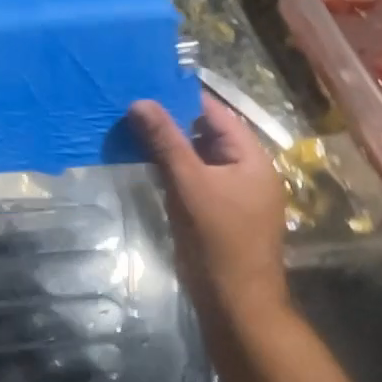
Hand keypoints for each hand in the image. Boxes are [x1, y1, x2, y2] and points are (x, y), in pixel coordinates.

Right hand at [128, 96, 288, 318]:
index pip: (216, 114)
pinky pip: (190, 174)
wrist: (234, 300)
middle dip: (169, 117)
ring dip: (166, 141)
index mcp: (252, 159)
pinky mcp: (214, 207)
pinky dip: (168, 163)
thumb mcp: (188, 182)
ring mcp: (230, 190)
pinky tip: (140, 155)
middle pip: (205, 132)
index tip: (146, 81)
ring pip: (195, 153)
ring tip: (129, 123)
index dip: (182, 96)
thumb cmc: (218, 236)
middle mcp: (245, 170)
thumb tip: (139, 101)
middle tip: (130, 100)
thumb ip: (165, 139)